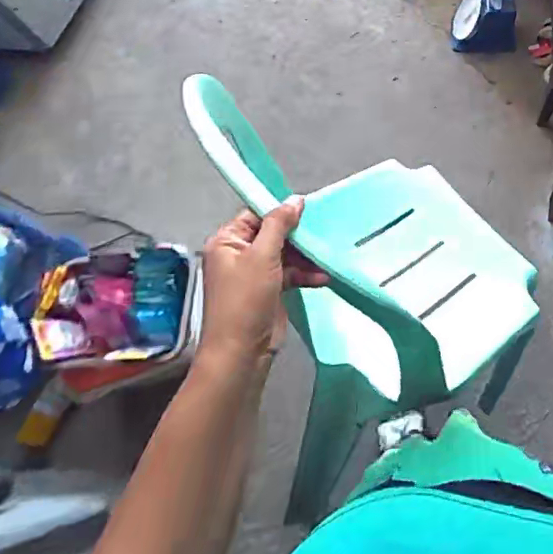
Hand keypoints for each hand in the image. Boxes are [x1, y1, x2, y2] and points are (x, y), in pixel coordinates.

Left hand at [197, 198, 326, 366]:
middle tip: (322, 230)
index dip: (280, 211)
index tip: (307, 208)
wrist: (241, 353)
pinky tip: (323, 277)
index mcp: (227, 241)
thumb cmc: (246, 300)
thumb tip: (295, 199)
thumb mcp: (262, 256)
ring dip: (304, 256)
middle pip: (272, 234)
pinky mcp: (268, 291)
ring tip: (325, 256)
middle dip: (297, 235)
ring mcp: (253, 274)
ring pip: (283, 254)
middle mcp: (238, 254)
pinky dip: (304, 274)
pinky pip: (288, 274)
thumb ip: (279, 225)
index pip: (255, 215)